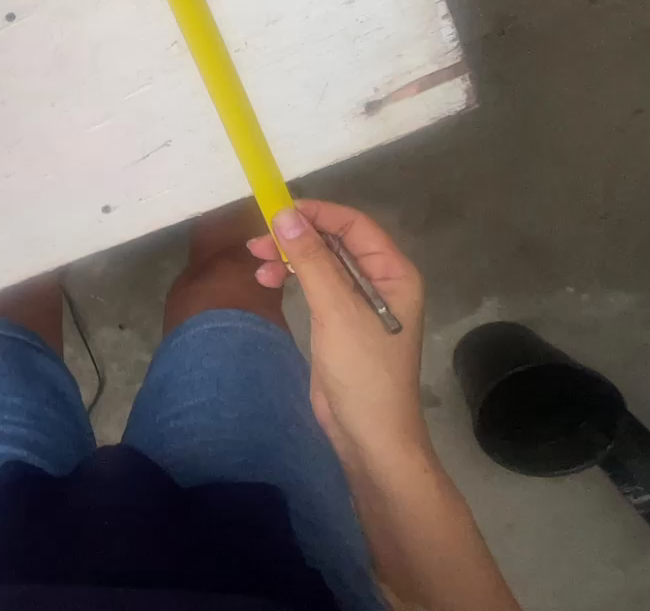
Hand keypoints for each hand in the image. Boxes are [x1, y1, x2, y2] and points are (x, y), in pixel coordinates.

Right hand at [247, 201, 430, 472]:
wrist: (368, 435)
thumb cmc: (363, 371)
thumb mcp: (335, 310)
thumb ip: (311, 259)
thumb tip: (284, 214)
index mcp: (392, 273)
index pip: (353, 225)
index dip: (316, 213)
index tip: (275, 213)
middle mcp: (378, 280)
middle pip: (332, 240)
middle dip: (295, 236)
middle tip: (257, 243)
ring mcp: (357, 300)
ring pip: (318, 259)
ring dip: (287, 256)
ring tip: (257, 264)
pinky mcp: (338, 318)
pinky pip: (313, 282)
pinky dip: (290, 276)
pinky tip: (268, 280)